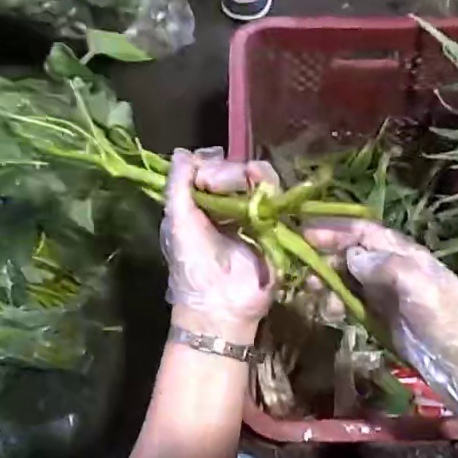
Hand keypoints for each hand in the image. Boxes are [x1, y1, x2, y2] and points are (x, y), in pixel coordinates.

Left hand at [162, 147, 278, 341]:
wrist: (220, 304)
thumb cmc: (192, 266)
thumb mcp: (177, 222)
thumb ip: (177, 186)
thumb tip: (183, 152)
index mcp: (204, 206)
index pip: (213, 170)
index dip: (212, 166)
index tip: (205, 177)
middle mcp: (231, 208)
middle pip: (239, 172)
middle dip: (231, 171)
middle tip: (220, 184)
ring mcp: (256, 218)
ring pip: (263, 182)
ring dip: (255, 176)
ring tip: (249, 182)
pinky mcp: (278, 229)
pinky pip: (281, 202)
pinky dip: (275, 191)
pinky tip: (267, 192)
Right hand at [304, 219, 457, 424]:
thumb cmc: (442, 319)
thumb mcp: (418, 286)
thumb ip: (385, 266)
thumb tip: (351, 255)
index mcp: (404, 254)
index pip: (364, 232)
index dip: (335, 229)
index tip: (305, 232)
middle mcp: (392, 268)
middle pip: (352, 252)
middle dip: (325, 255)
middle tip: (300, 266)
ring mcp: (385, 292)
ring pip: (348, 276)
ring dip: (327, 279)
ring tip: (311, 290)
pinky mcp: (380, 315)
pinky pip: (351, 300)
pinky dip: (336, 301)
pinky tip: (328, 311)